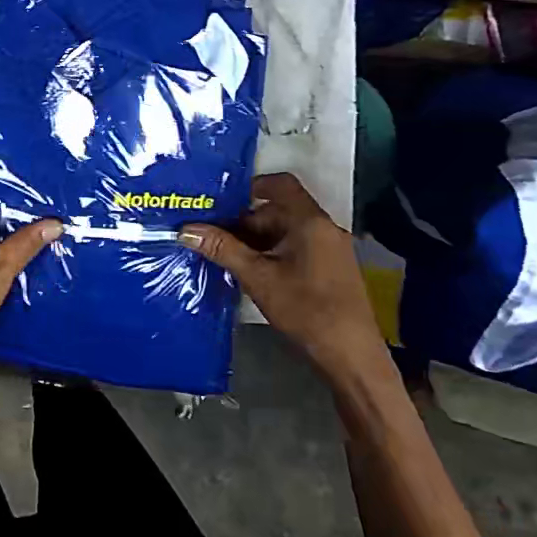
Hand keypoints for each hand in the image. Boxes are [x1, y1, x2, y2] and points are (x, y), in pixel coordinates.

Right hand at [180, 173, 384, 378]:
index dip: (254, 186)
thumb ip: (223, 250)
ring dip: (261, 241)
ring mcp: (332, 248)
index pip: (282, 184)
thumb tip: (186, 230)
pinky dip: (277, 253)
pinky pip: (301, 248)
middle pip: (283, 210)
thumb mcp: (258, 277)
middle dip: (249, 222)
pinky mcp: (334, 268)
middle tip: (218, 238)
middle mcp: (325, 228)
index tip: (226, 200)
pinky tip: (256, 274)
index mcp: (310, 220)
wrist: (350, 351)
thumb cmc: (305, 308)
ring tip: (231, 258)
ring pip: (290, 232)